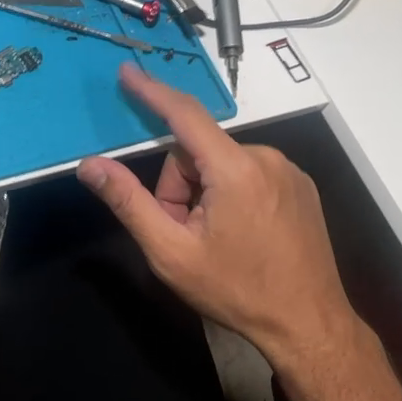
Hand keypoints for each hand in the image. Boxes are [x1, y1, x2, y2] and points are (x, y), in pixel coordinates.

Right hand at [77, 63, 359, 369]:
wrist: (311, 328)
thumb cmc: (237, 291)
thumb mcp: (171, 252)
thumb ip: (128, 202)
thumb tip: (90, 165)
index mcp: (234, 169)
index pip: (184, 114)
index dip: (151, 91)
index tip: (127, 71)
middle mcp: (265, 158)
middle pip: (197, 151)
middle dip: (179, 186)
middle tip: (182, 233)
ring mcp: (288, 171)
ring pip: (221, 162)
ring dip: (204, 191)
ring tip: (213, 239)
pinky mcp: (300, 186)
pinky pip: (248, 172)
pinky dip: (231, 193)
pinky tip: (239, 233)